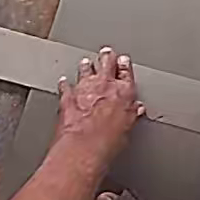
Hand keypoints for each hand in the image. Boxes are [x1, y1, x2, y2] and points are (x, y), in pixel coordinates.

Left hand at [53, 47, 143, 170]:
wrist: (83, 148)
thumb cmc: (108, 141)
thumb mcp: (129, 128)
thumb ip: (132, 114)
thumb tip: (136, 111)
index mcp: (124, 92)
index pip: (126, 72)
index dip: (125, 65)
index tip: (123, 60)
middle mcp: (104, 86)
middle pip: (106, 64)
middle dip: (107, 57)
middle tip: (106, 52)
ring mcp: (84, 90)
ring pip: (85, 70)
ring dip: (86, 66)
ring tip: (87, 62)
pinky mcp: (67, 98)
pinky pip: (65, 86)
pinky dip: (65, 83)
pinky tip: (64, 81)